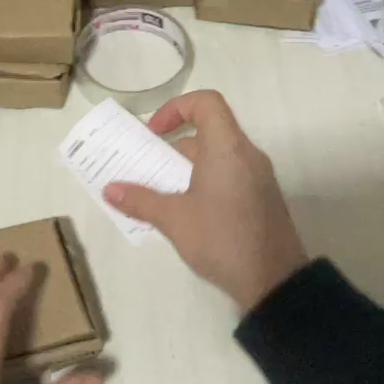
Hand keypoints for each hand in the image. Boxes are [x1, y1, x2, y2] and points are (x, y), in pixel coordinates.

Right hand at [103, 90, 307, 310]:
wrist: (274, 281)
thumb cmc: (222, 239)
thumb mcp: (174, 219)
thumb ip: (140, 200)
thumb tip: (110, 190)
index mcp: (227, 148)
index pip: (206, 103)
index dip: (176, 108)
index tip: (154, 134)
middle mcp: (246, 155)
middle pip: (208, 130)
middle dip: (172, 143)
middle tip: (144, 163)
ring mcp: (256, 178)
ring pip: (216, 156)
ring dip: (185, 165)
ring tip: (157, 189)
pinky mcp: (260, 199)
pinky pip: (227, 175)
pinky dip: (202, 181)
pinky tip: (183, 210)